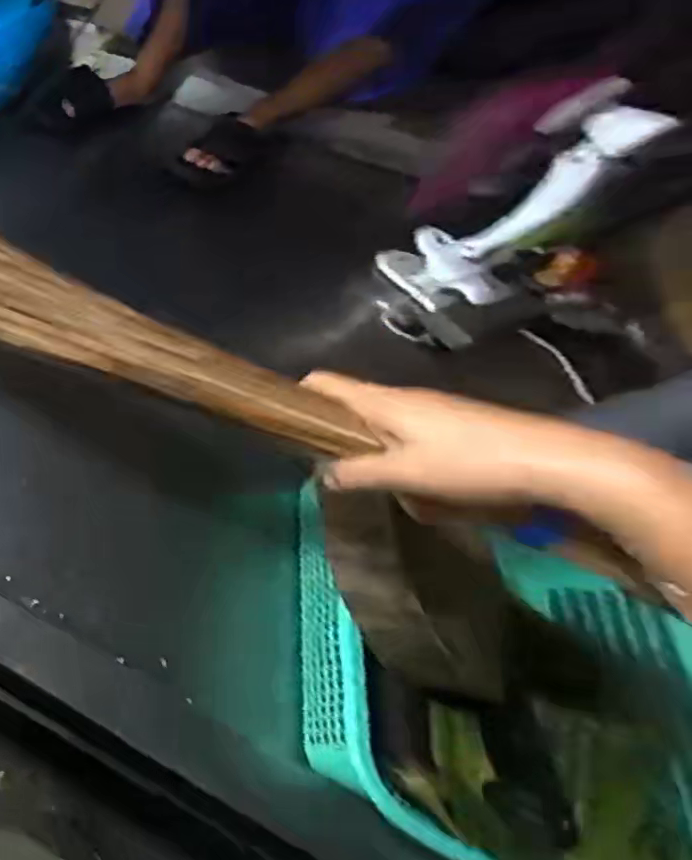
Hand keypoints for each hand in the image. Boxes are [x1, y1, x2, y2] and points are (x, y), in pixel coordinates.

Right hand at [300, 372, 645, 510]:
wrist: (568, 463)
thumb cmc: (472, 462)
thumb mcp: (404, 475)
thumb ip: (355, 474)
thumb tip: (322, 476)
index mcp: (379, 400)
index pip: (321, 381)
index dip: (298, 395)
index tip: (290, 421)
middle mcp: (403, 395)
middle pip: (351, 402)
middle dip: (338, 430)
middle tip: (335, 461)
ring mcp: (436, 406)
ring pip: (384, 418)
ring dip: (375, 444)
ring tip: (382, 476)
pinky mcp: (463, 421)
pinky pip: (415, 429)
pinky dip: (406, 449)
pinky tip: (425, 478)